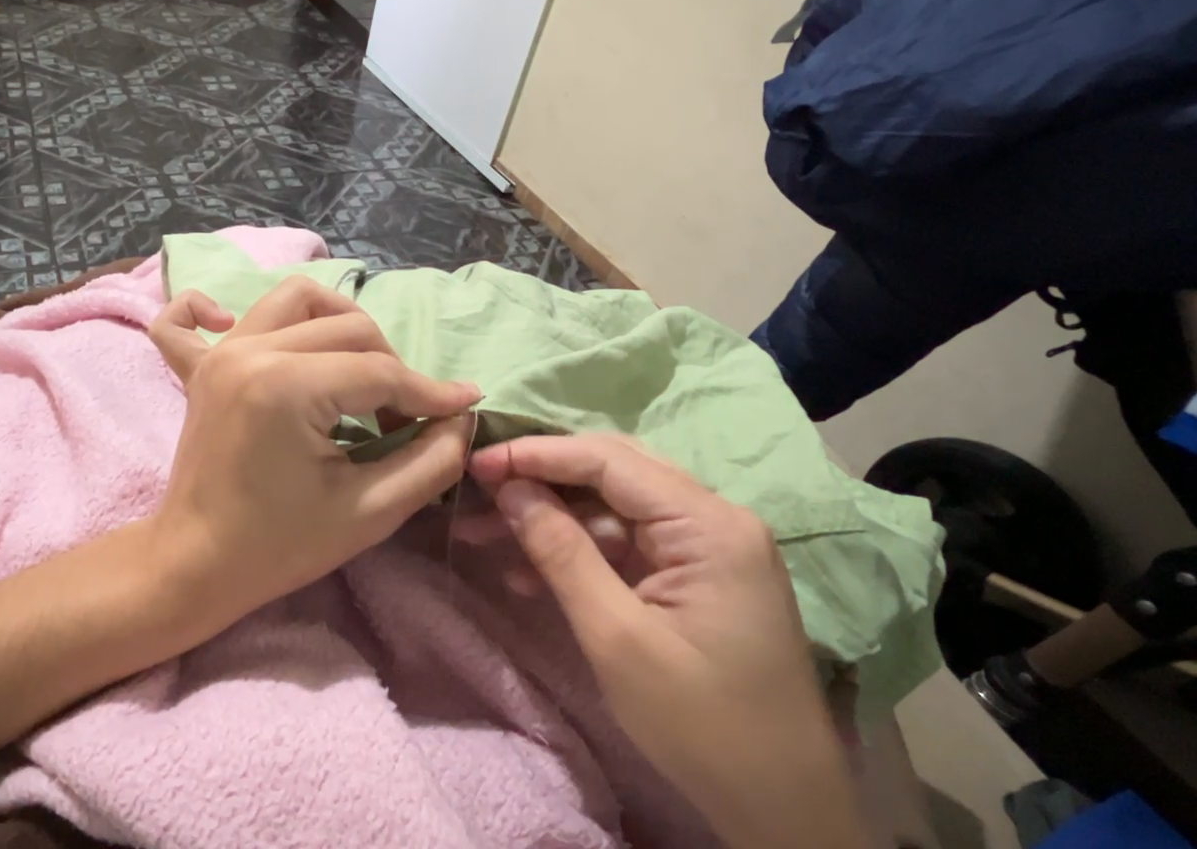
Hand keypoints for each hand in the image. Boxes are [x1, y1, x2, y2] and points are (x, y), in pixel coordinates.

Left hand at [145, 278, 478, 627]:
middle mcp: (249, 351)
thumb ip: (429, 460)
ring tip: (357, 370)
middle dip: (391, 367)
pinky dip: (210, 308)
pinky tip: (235, 325)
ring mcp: (219, 354)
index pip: (380, 371)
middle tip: (403, 419)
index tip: (464, 408)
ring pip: (294, 301)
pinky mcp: (199, 368)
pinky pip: (188, 319)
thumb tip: (461, 417)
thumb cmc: (281, 547)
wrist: (197, 566)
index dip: (429, 392)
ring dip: (337, 324)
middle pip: (347, 328)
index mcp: (287, 386)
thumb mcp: (370, 512)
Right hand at [467, 435, 865, 848]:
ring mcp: (708, 548)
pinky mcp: (696, 576)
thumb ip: (561, 551)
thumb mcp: (615, 636)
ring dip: (551, 515)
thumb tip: (510, 488)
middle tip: (479, 487)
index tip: (477, 464)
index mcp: (708, 526)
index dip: (537, 454)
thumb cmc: (701, 722)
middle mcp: (714, 520)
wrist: (780, 804)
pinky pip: (626, 542)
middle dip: (540, 477)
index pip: (609, 460)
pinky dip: (576, 549)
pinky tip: (526, 572)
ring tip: (483, 531)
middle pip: (613, 471)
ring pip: (613, 505)